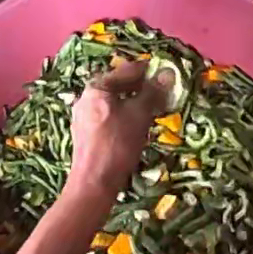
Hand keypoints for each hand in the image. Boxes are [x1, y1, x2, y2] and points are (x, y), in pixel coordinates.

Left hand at [65, 60, 170, 202]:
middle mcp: (86, 97)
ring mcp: (84, 116)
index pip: (128, 70)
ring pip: (115, 102)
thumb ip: (152, 93)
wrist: (93, 183)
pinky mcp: (86, 133)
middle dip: (143, 89)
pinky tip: (136, 128)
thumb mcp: (139, 115)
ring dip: (135, 104)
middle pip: (119, 85)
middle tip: (164, 95)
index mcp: (97, 87)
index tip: (169, 75)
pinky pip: (109, 116)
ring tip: (154, 112)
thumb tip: (168, 73)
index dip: (151, 71)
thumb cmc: (116, 145)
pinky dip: (125, 117)